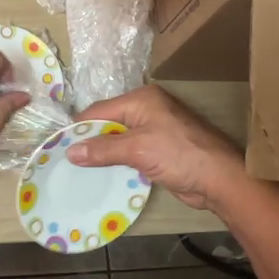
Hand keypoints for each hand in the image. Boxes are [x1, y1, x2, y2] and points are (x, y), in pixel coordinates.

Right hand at [66, 86, 250, 213]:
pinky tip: (103, 171)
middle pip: (107, 122)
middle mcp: (146, 108)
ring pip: (118, 137)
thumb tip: (70, 151)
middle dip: (88, 139)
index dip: (78, 128)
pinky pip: (129, 150)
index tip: (57, 146)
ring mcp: (154, 128)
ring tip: (78, 167)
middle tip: (65, 159)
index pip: (99, 110)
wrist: (221, 179)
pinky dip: (116, 159)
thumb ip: (103, 149)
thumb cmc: (180, 156)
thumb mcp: (138, 150)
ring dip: (102, 151)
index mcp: (141, 99)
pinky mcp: (159, 147)